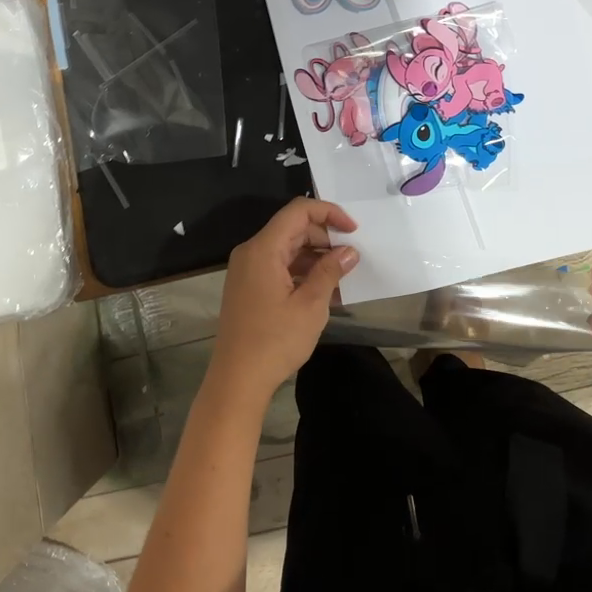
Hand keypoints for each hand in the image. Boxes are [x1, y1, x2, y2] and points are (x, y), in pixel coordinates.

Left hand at [210, 198, 359, 401]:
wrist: (237, 380)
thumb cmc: (275, 341)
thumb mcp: (311, 305)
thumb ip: (331, 271)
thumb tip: (349, 251)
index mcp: (263, 249)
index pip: (298, 211)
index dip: (329, 213)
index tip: (354, 231)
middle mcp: (251, 252)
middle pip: (292, 228)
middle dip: (324, 237)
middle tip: (351, 258)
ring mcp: (246, 270)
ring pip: (286, 248)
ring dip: (315, 257)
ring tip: (342, 277)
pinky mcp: (248, 287)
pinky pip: (278, 266)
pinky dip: (301, 272)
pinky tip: (323, 291)